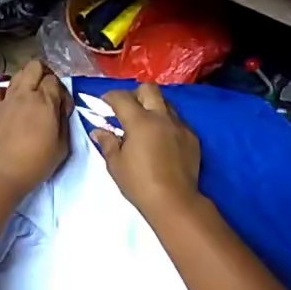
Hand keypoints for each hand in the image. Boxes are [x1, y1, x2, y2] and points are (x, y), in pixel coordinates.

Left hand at [0, 59, 71, 199]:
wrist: (2, 174)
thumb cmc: (36, 163)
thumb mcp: (63, 146)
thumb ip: (64, 122)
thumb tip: (60, 110)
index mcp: (45, 101)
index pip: (55, 80)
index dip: (62, 92)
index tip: (62, 109)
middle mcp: (24, 94)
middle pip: (35, 66)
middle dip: (44, 74)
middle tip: (48, 93)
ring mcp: (6, 100)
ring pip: (17, 74)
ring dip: (26, 81)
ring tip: (30, 98)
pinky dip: (4, 91)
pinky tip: (10, 104)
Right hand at [91, 84, 201, 218]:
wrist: (174, 200)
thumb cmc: (138, 183)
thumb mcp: (116, 164)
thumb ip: (107, 143)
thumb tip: (99, 131)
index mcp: (140, 121)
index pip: (122, 98)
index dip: (110, 96)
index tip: (104, 102)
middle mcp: (162, 117)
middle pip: (149, 89)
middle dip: (135, 94)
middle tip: (126, 108)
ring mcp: (180, 126)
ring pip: (166, 103)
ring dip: (153, 107)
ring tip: (144, 123)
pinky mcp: (192, 137)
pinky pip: (177, 121)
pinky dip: (166, 123)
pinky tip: (160, 139)